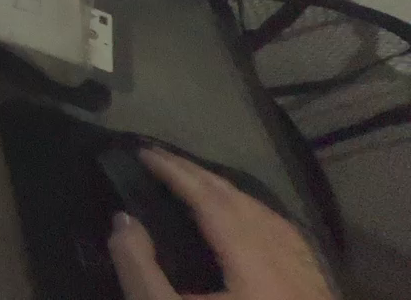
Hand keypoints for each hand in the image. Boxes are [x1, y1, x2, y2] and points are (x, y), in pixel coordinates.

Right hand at [108, 147, 333, 299]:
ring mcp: (314, 293)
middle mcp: (295, 278)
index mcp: (258, 276)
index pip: (215, 206)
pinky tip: (246, 220)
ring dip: (234, 195)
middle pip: (249, 210)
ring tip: (197, 180)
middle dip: (202, 177)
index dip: (177, 174)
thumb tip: (123, 219)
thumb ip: (137, 266)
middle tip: (161, 156)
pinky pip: (295, 247)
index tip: (141, 152)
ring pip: (279, 227)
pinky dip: (263, 220)